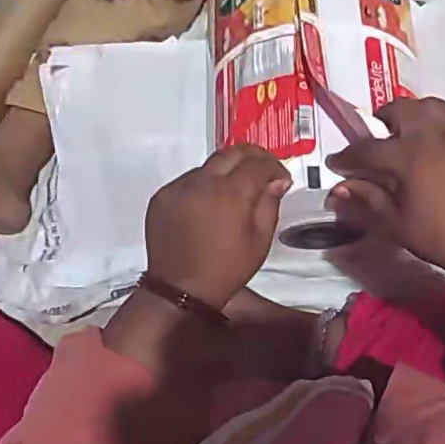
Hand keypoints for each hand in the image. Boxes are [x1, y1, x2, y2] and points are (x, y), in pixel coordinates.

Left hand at [146, 145, 290, 307]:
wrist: (180, 290)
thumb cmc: (226, 270)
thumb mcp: (259, 241)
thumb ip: (269, 204)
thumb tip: (277, 181)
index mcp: (230, 194)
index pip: (258, 164)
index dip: (275, 167)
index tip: (282, 179)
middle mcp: (202, 182)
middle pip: (232, 153)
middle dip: (254, 157)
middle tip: (264, 169)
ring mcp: (178, 187)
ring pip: (209, 166)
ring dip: (227, 171)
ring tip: (236, 189)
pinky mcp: (163, 196)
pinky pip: (189, 180)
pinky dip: (204, 185)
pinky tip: (210, 203)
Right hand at [325, 97, 444, 279]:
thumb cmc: (437, 236)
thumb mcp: (394, 223)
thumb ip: (366, 200)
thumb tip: (339, 189)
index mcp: (409, 157)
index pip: (368, 148)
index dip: (347, 156)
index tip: (336, 162)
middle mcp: (433, 136)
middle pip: (400, 110)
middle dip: (380, 121)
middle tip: (374, 143)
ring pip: (428, 106)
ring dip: (410, 114)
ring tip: (403, 134)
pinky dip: (433, 121)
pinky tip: (429, 143)